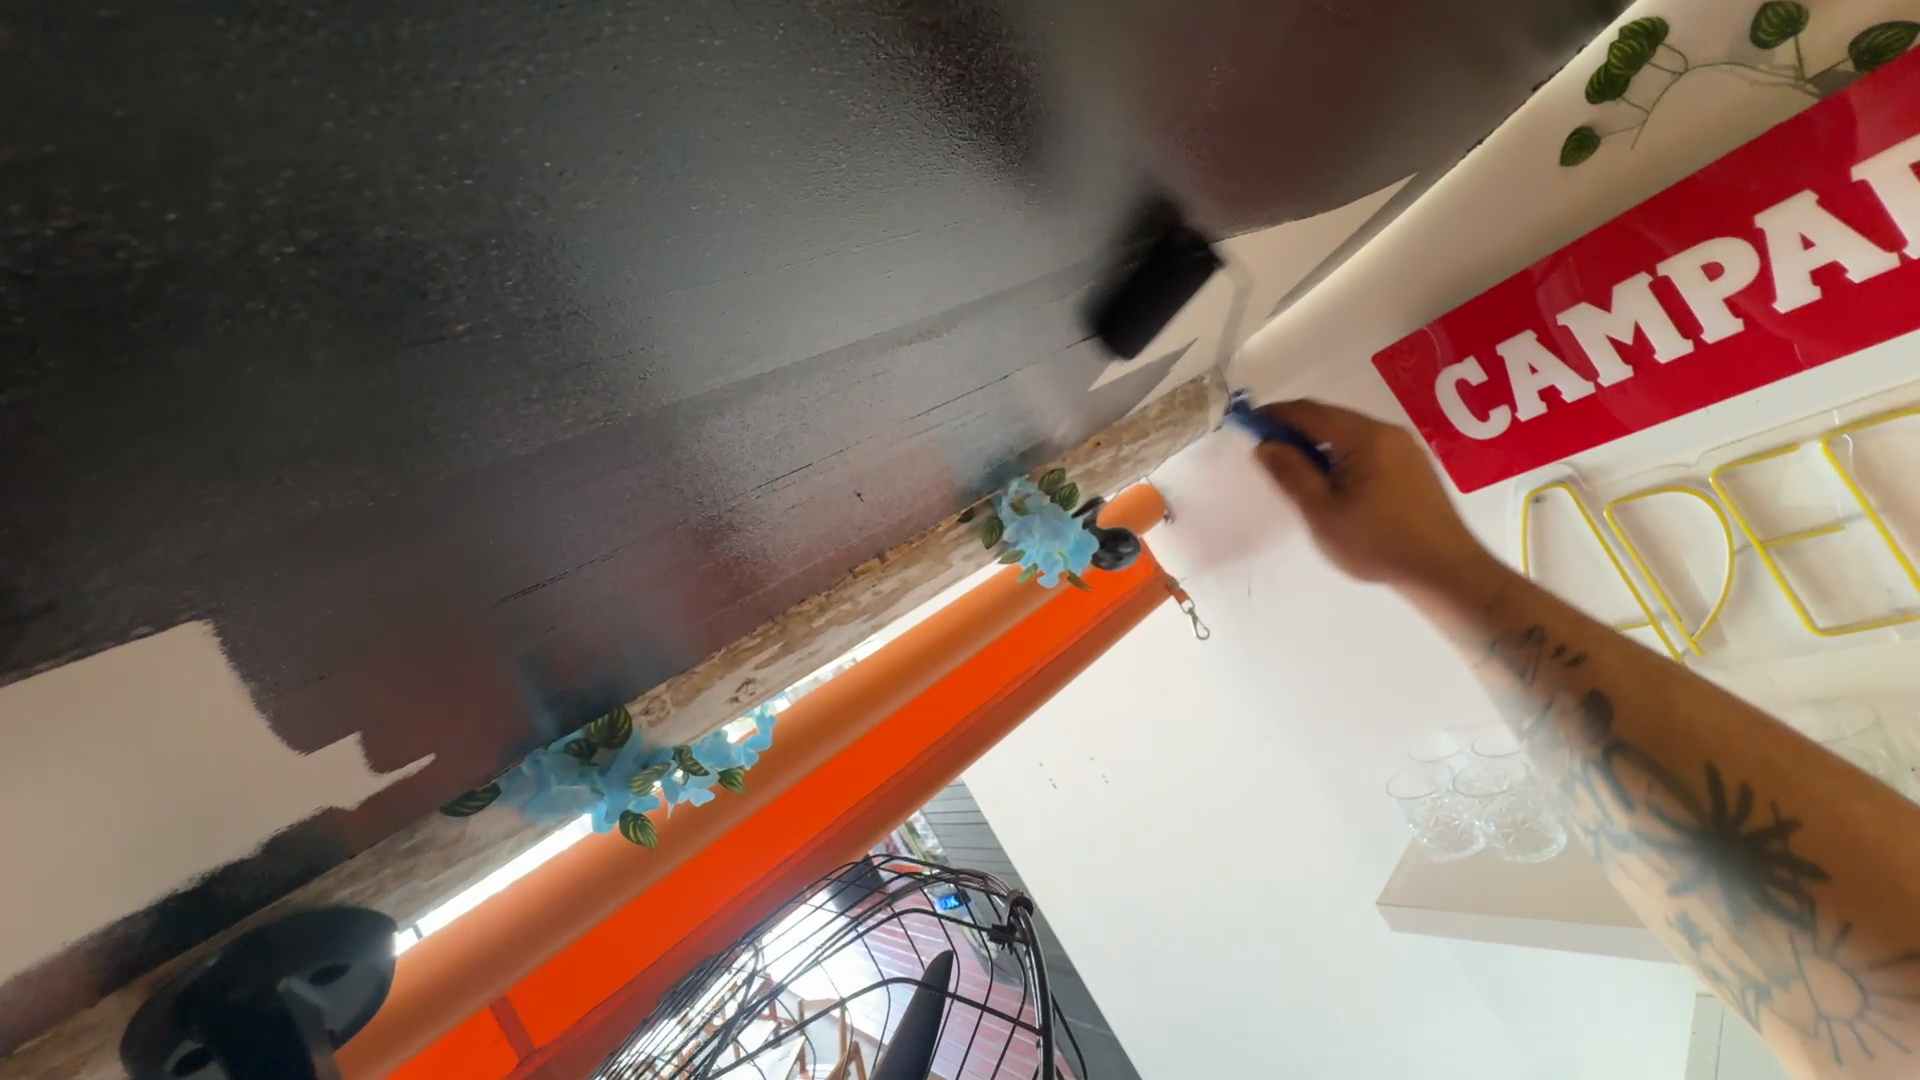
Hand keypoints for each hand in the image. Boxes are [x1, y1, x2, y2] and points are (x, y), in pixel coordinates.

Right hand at [1252, 399, 1497, 593]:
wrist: (1444, 571)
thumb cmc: (1376, 543)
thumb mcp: (1322, 512)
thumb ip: (1291, 473)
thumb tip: (1264, 445)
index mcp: (1365, 437)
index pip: (1309, 412)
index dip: (1274, 415)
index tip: (1247, 425)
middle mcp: (1387, 433)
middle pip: (1330, 418)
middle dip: (1293, 429)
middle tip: (1265, 452)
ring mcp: (1404, 449)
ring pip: (1348, 434)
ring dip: (1315, 444)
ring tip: (1292, 470)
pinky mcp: (1411, 467)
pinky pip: (1365, 448)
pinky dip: (1337, 455)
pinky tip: (1328, 481)